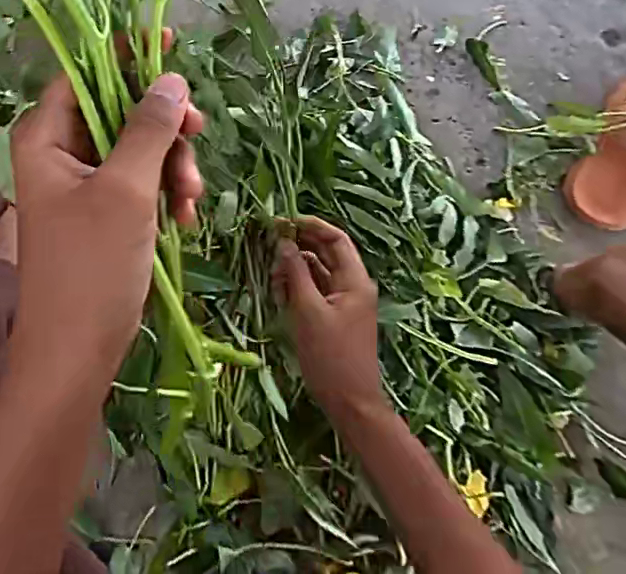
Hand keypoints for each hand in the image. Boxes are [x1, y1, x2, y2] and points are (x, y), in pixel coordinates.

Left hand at [9, 70, 204, 387]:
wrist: (74, 356)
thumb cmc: (91, 268)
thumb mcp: (126, 191)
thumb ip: (148, 129)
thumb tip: (169, 79)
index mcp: (44, 136)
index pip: (81, 74)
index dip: (122, 56)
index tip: (166, 44)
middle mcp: (57, 152)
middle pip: (116, 109)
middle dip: (162, 127)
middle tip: (198, 137)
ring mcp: (79, 183)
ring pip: (134, 147)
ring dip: (170, 166)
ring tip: (189, 202)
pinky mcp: (99, 210)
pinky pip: (136, 181)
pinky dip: (162, 192)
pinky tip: (182, 220)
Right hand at [276, 216, 384, 417]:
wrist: (350, 403)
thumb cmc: (330, 355)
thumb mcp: (307, 310)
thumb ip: (295, 271)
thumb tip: (284, 241)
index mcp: (355, 280)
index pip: (335, 238)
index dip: (310, 224)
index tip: (282, 222)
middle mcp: (352, 285)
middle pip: (323, 252)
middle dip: (296, 247)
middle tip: (270, 248)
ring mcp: (344, 301)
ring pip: (316, 270)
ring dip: (293, 269)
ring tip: (273, 281)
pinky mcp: (334, 315)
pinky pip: (314, 289)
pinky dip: (297, 287)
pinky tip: (280, 295)